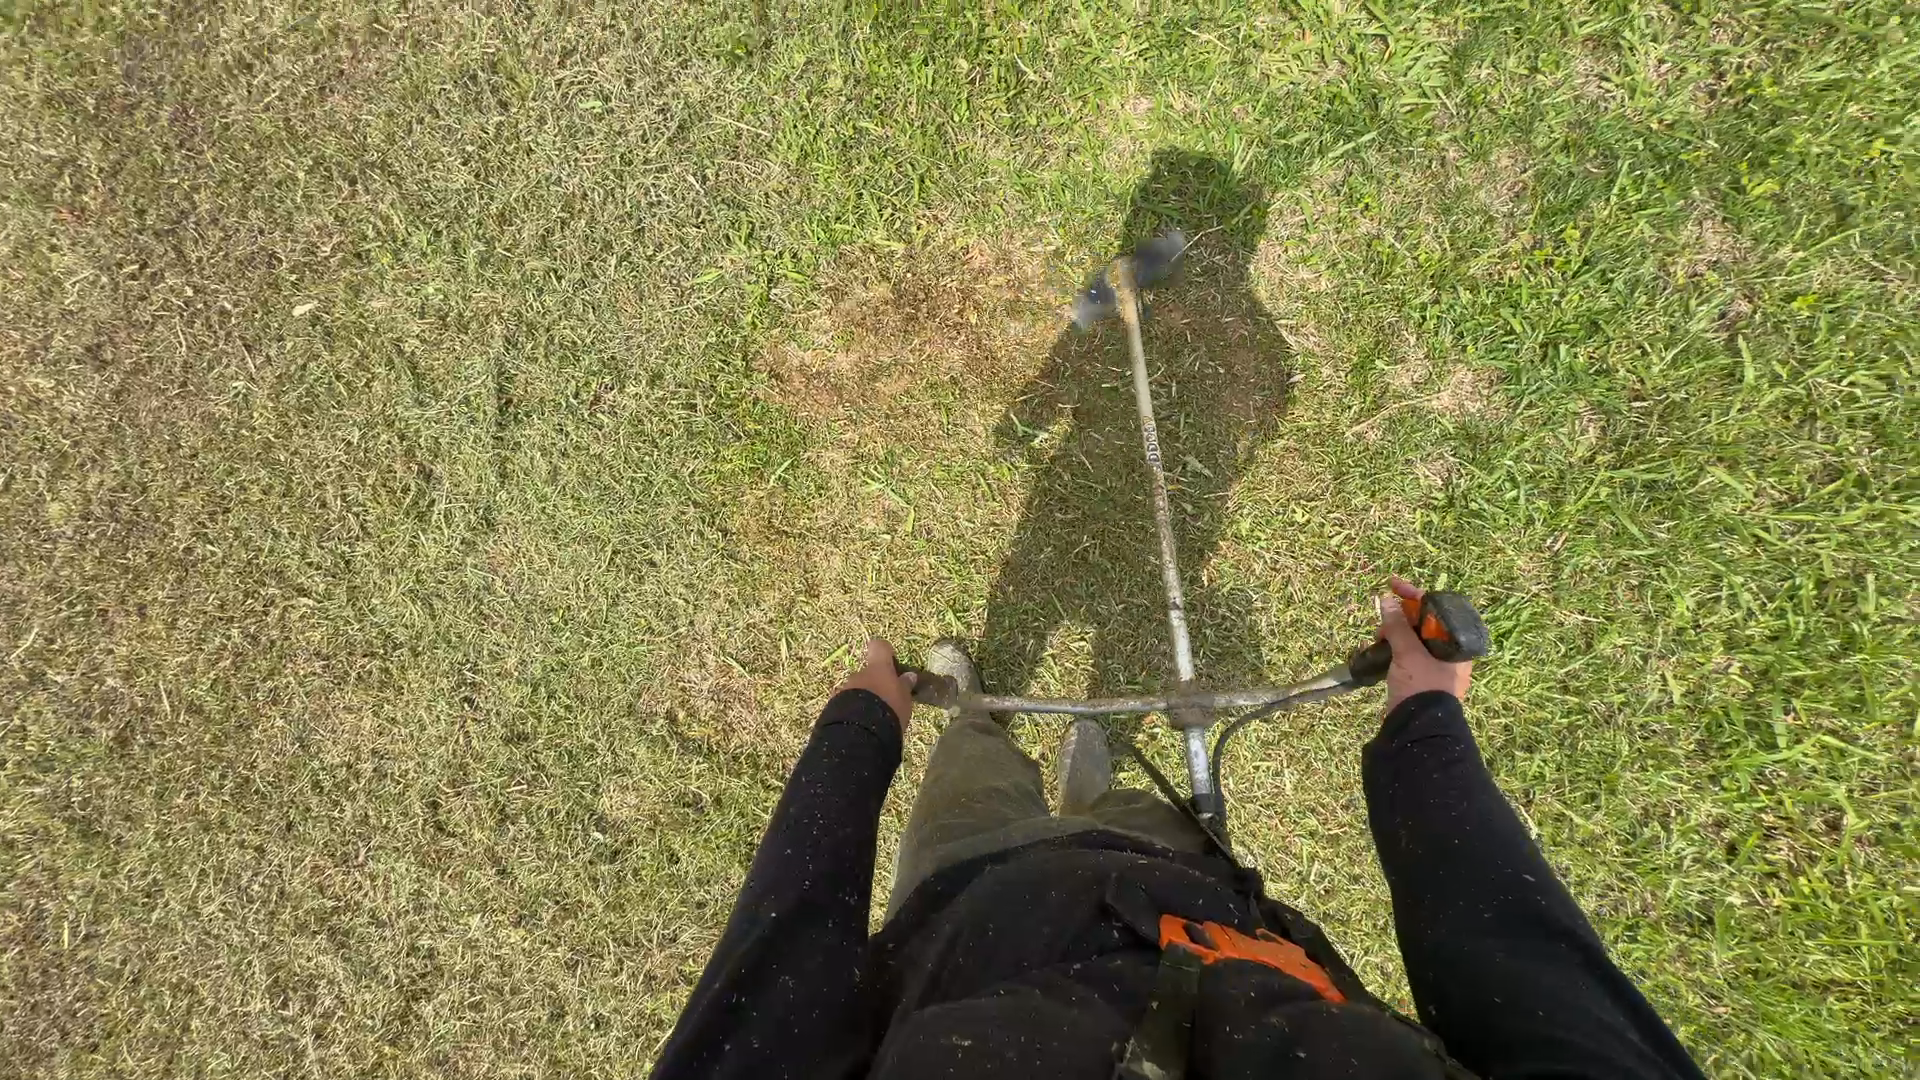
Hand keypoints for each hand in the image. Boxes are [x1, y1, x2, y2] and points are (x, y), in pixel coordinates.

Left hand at [835, 638, 916, 728]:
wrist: (861, 732)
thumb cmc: (889, 709)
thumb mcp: (904, 698)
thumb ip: (904, 686)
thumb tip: (909, 676)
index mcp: (879, 667)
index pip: (880, 647)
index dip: (885, 652)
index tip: (891, 661)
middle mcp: (860, 674)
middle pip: (868, 672)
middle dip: (875, 683)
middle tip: (886, 700)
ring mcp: (845, 689)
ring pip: (857, 688)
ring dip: (864, 698)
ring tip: (875, 717)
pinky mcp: (834, 705)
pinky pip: (847, 703)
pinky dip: (854, 709)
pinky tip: (862, 724)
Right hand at [1378, 577, 1471, 712]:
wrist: (1418, 727)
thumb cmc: (1421, 686)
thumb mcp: (1408, 653)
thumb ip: (1397, 626)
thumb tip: (1386, 600)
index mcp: (1456, 645)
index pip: (1436, 609)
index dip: (1413, 595)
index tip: (1392, 584)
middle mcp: (1448, 652)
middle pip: (1421, 622)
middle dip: (1397, 617)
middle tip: (1380, 623)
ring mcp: (1433, 665)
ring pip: (1410, 637)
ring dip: (1391, 633)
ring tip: (1376, 640)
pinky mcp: (1418, 676)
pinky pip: (1404, 652)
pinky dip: (1390, 648)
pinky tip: (1376, 649)